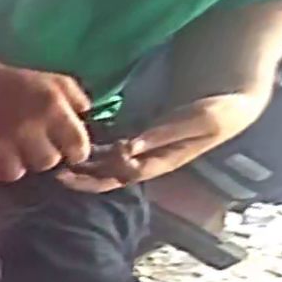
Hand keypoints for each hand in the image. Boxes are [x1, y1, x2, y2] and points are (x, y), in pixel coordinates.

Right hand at [0, 62, 93, 184]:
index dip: (78, 153)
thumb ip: (76, 99)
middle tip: (38, 153)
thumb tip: (84, 118)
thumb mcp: (55, 82)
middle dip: (45, 159)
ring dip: (16, 168)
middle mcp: (26, 129)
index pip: (76, 143)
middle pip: (45, 162)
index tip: (73, 154)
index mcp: (51, 110)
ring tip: (13, 160)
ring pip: (14, 173)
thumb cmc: (17, 84)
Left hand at [57, 92, 263, 192]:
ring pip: (99, 168)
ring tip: (55, 163)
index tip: (80, 166)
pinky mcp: (129, 144)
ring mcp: (134, 156)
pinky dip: (85, 152)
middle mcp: (142, 164)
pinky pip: (102, 153)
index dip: (101, 175)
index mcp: (159, 164)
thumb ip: (163, 135)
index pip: (123, 176)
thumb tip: (129, 148)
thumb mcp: (198, 121)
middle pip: (105, 178)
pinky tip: (68, 147)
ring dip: (78, 167)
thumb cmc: (218, 113)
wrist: (226, 103)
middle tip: (57, 173)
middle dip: (80, 179)